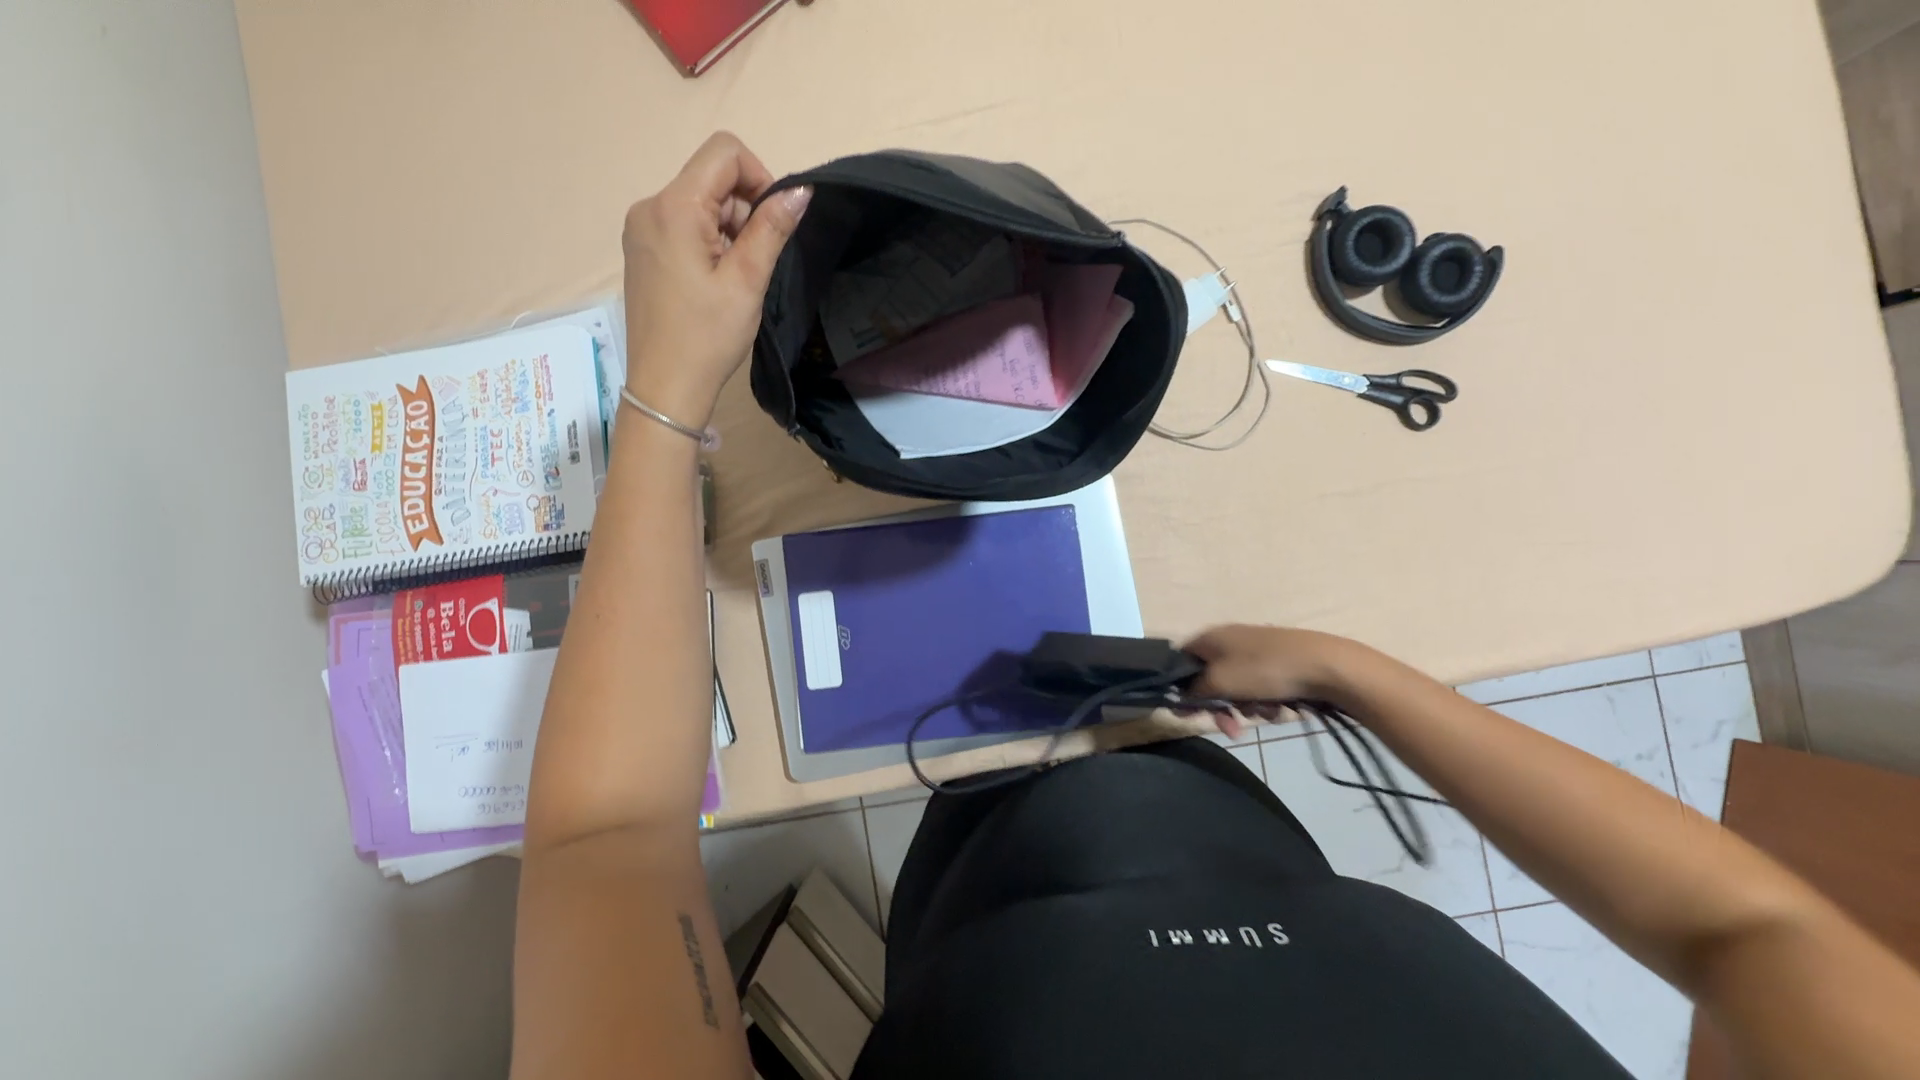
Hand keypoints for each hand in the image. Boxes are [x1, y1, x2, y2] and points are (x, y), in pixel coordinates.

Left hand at [621, 132, 812, 423]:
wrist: (665, 387)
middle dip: (744, 209)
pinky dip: (709, 241)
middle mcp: (649, 207)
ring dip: (729, 229)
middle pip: (711, 177)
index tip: (771, 223)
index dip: (758, 176)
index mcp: (673, 207)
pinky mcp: (642, 250)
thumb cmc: (708, 337)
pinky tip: (715, 282)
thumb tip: (800, 190)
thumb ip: (772, 228)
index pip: (724, 152)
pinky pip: (684, 224)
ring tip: (734, 279)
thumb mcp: (748, 281)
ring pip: (700, 202)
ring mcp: (641, 229)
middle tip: (754, 262)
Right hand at [1181, 625, 1365, 736]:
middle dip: (1220, 707)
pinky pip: (1259, 686)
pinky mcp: (1277, 662)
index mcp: (1210, 637)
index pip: (1181, 660)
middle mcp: (1229, 639)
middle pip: (1210, 678)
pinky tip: (1279, 708)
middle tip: (1231, 729)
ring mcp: (1255, 649)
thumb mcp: (1220, 681)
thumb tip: (1180, 696)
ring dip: (1245, 707)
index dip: (1180, 687)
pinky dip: (1264, 700)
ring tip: (1265, 715)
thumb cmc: (1264, 670)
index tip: (1186, 713)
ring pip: (1236, 686)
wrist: (1326, 665)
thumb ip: (1193, 690)